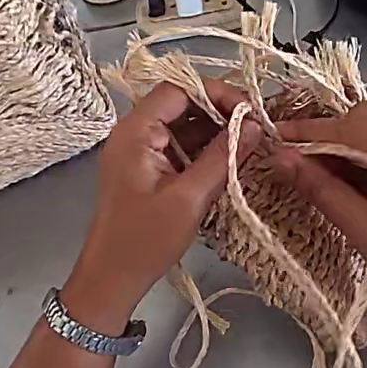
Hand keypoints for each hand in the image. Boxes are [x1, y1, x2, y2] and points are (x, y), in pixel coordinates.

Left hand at [61, 81, 253, 333]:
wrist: (112, 277)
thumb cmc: (145, 240)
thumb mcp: (190, 197)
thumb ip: (223, 157)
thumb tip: (254, 126)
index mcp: (135, 131)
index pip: (178, 89)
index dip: (216, 93)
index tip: (249, 111)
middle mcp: (133, 133)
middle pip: (180, 103)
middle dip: (219, 112)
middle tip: (254, 129)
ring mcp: (138, 151)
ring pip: (181, 125)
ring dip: (214, 131)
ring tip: (247, 145)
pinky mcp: (145, 169)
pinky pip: (177, 146)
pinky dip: (202, 150)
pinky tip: (227, 161)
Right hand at [267, 103, 366, 317]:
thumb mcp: (365, 234)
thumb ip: (322, 190)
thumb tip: (280, 159)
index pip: (356, 130)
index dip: (311, 132)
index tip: (277, 136)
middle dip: (330, 135)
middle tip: (301, 162)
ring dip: (350, 142)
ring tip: (329, 174)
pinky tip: (358, 178)